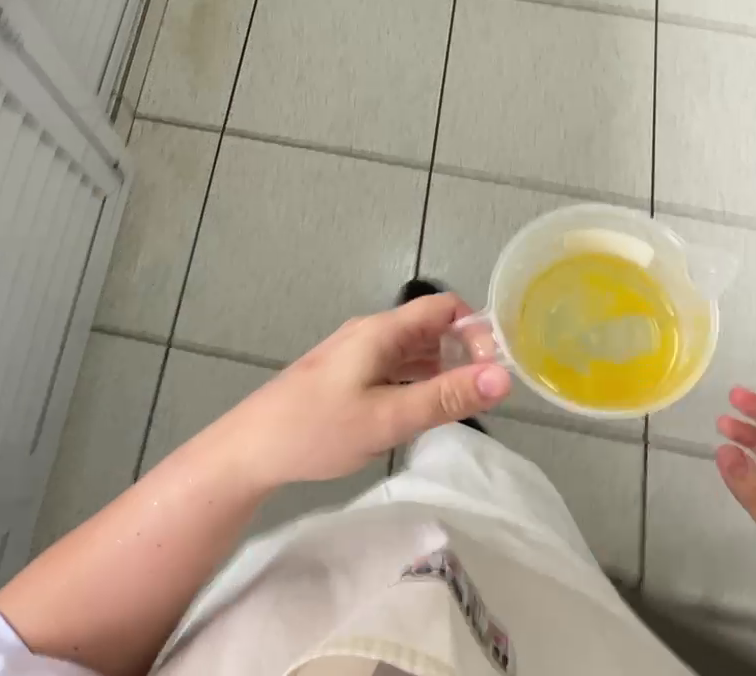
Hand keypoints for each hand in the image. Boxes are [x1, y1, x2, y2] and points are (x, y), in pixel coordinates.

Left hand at [203, 293, 512, 489]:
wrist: (252, 448)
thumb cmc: (319, 429)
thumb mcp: (390, 418)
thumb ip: (446, 397)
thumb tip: (503, 376)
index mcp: (381, 331)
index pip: (443, 307)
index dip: (476, 329)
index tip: (493, 370)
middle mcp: (370, 334)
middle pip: (429, 327)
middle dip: (462, 352)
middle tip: (482, 395)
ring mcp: (355, 355)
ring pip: (412, 351)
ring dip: (440, 370)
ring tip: (459, 407)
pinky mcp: (345, 376)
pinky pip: (393, 368)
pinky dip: (415, 382)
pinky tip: (420, 412)